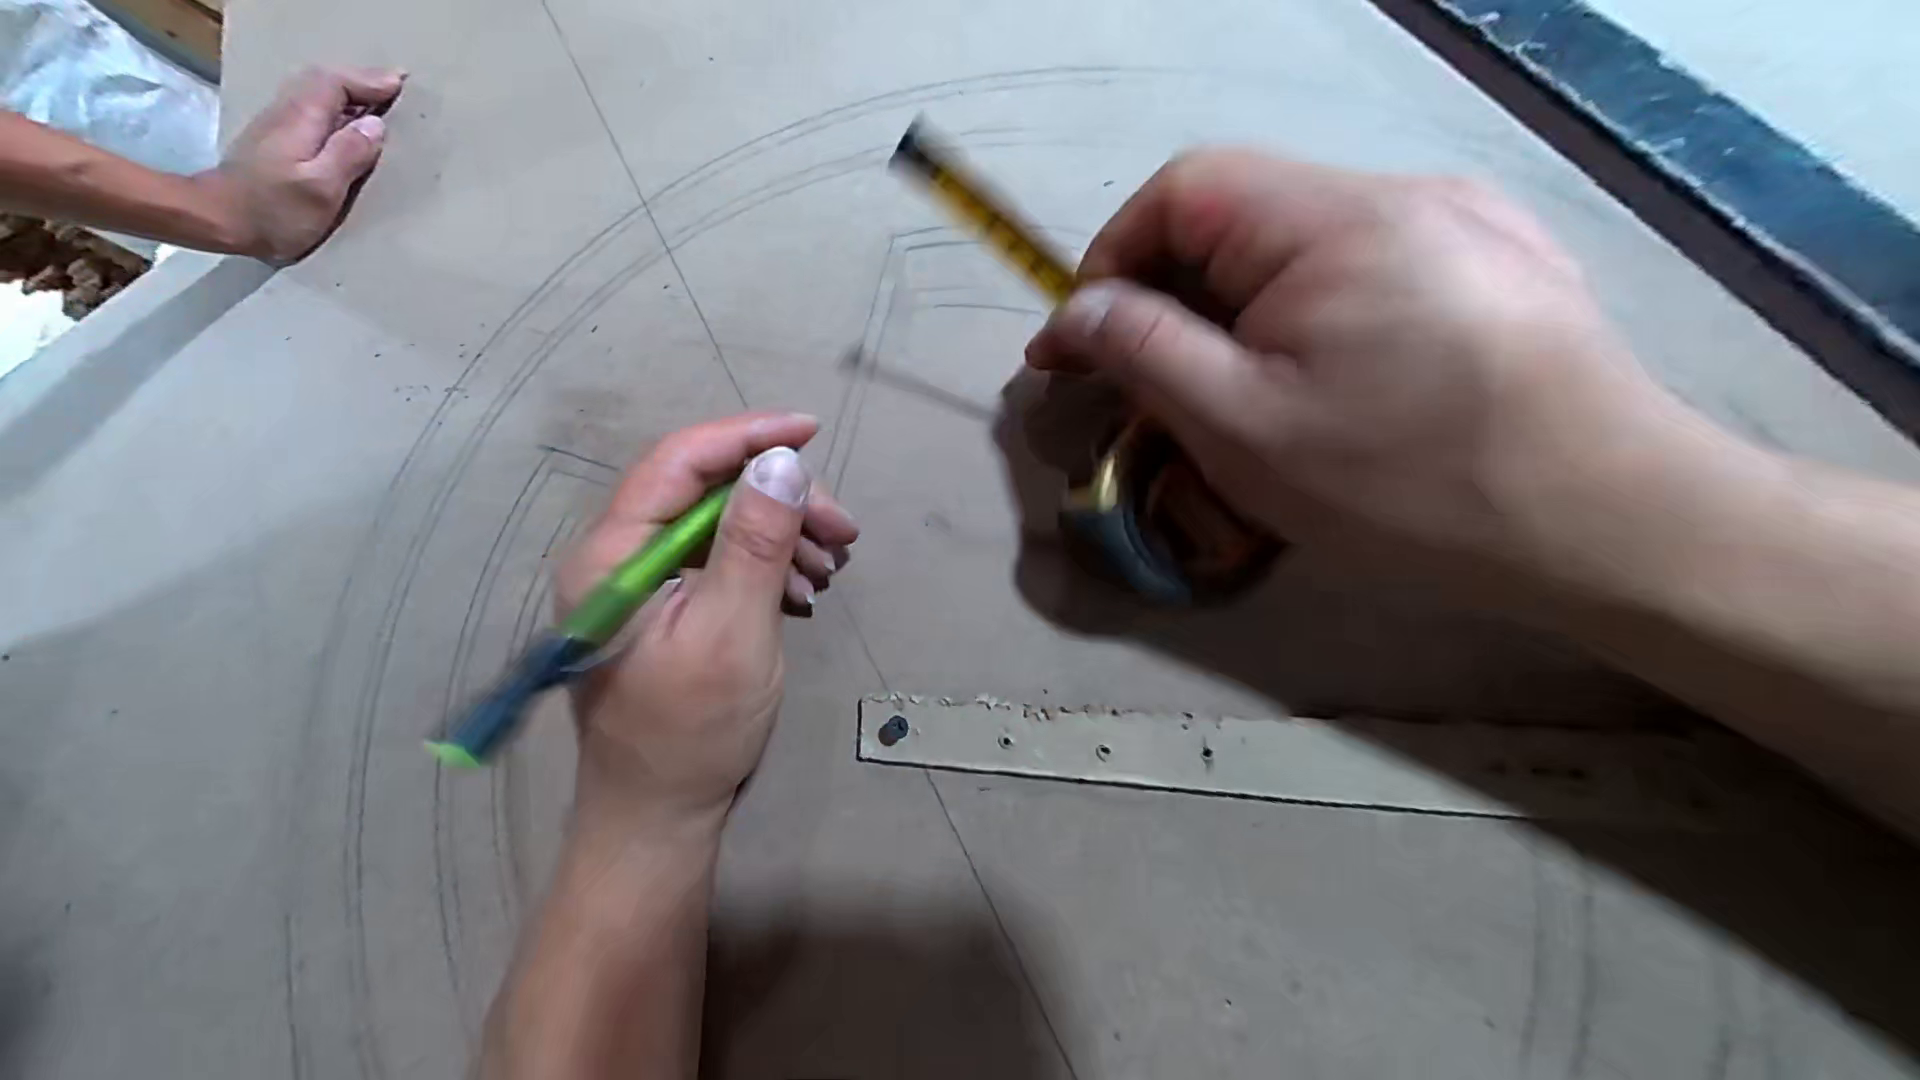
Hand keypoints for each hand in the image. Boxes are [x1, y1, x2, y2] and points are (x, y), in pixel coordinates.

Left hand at [190, 67, 405, 262]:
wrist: (221, 219)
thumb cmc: (276, 210)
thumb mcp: (321, 187)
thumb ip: (348, 154)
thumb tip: (376, 125)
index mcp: (300, 122)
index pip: (333, 85)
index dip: (367, 81)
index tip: (402, 83)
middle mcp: (287, 116)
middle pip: (323, 84)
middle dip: (360, 82)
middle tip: (396, 87)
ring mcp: (281, 129)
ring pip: (319, 97)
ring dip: (351, 95)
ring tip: (382, 103)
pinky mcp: (282, 145)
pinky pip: (317, 115)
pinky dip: (341, 112)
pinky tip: (355, 125)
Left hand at [554, 412, 858, 833]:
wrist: (663, 813)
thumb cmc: (692, 732)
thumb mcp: (735, 632)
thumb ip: (754, 543)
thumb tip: (783, 462)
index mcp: (614, 555)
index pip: (678, 462)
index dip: (746, 436)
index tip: (810, 432)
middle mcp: (624, 556)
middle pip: (708, 492)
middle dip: (781, 499)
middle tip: (843, 528)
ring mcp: (650, 582)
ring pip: (725, 524)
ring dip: (785, 533)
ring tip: (831, 567)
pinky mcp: (676, 605)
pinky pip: (728, 560)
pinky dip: (773, 564)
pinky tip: (805, 589)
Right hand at [1027, 150, 1719, 590]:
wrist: (1603, 527)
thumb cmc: (1399, 485)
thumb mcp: (1241, 427)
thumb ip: (1144, 353)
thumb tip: (1072, 313)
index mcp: (1334, 221)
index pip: (1184, 189)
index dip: (1113, 256)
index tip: (1082, 338)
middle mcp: (1398, 196)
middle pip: (1236, 215)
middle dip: (1163, 292)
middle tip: (1134, 378)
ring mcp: (1451, 225)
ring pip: (1288, 246)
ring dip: (1223, 308)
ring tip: (1210, 385)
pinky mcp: (1480, 265)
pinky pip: (1347, 268)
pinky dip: (1286, 312)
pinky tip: (1298, 374)